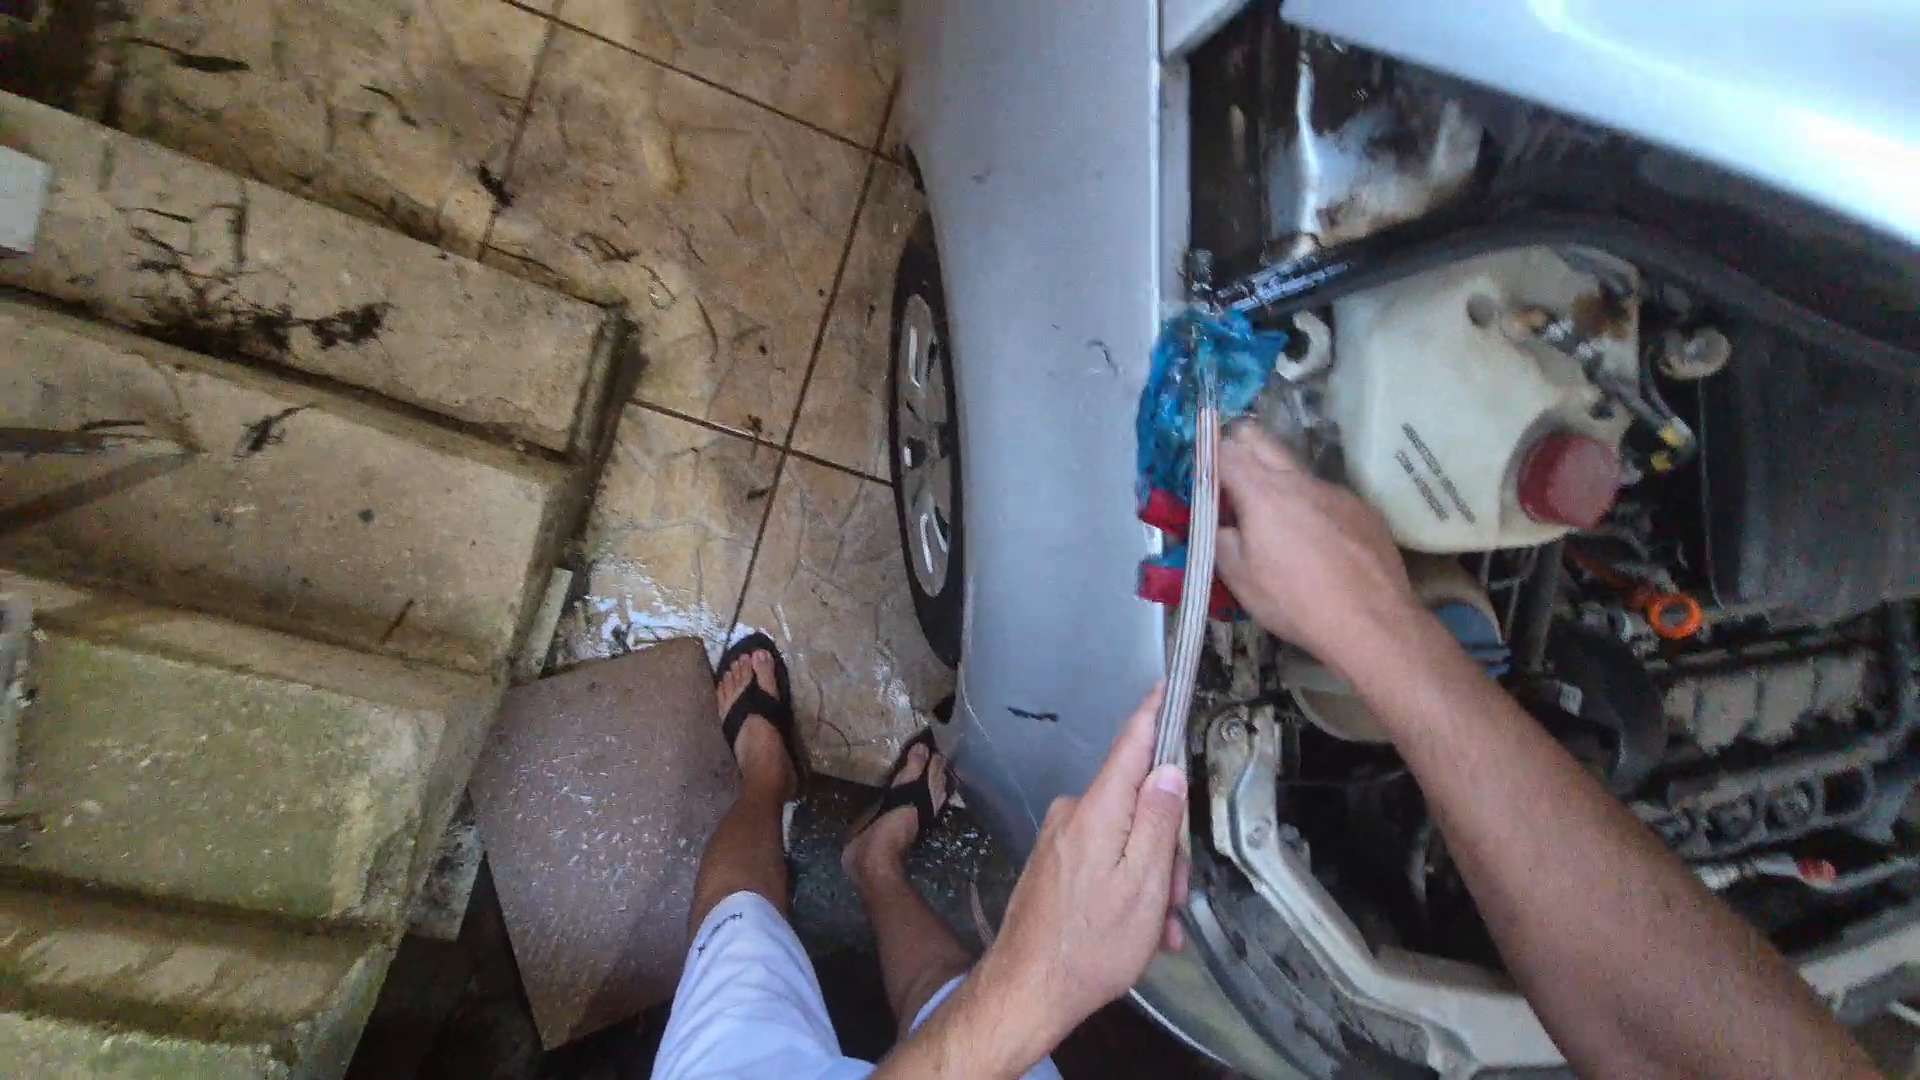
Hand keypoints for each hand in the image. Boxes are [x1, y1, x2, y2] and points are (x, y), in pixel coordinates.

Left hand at [976, 685, 1189, 1054]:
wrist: (1026, 988)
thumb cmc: (1093, 943)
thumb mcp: (1144, 885)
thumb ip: (1158, 822)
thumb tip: (1167, 769)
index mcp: (1098, 810)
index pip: (1129, 745)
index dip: (1151, 715)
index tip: (1164, 684)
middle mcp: (1073, 812)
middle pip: (1135, 803)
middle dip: (1165, 845)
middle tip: (1174, 899)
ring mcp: (1059, 836)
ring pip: (1123, 837)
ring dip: (1148, 876)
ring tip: (1156, 928)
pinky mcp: (1053, 858)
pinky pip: (1101, 857)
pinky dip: (1124, 885)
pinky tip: (1135, 929)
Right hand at [1215, 424, 1417, 670]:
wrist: (1372, 623)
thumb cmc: (1294, 601)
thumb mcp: (1238, 577)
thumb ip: (1220, 538)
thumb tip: (1221, 522)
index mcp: (1262, 493)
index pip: (1226, 451)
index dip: (1209, 457)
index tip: (1203, 477)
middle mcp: (1300, 481)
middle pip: (1262, 439)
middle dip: (1240, 448)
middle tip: (1231, 481)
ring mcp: (1336, 491)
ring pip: (1295, 470)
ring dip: (1277, 483)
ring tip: (1276, 525)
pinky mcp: (1363, 508)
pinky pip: (1325, 495)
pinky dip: (1311, 507)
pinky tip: (1317, 544)